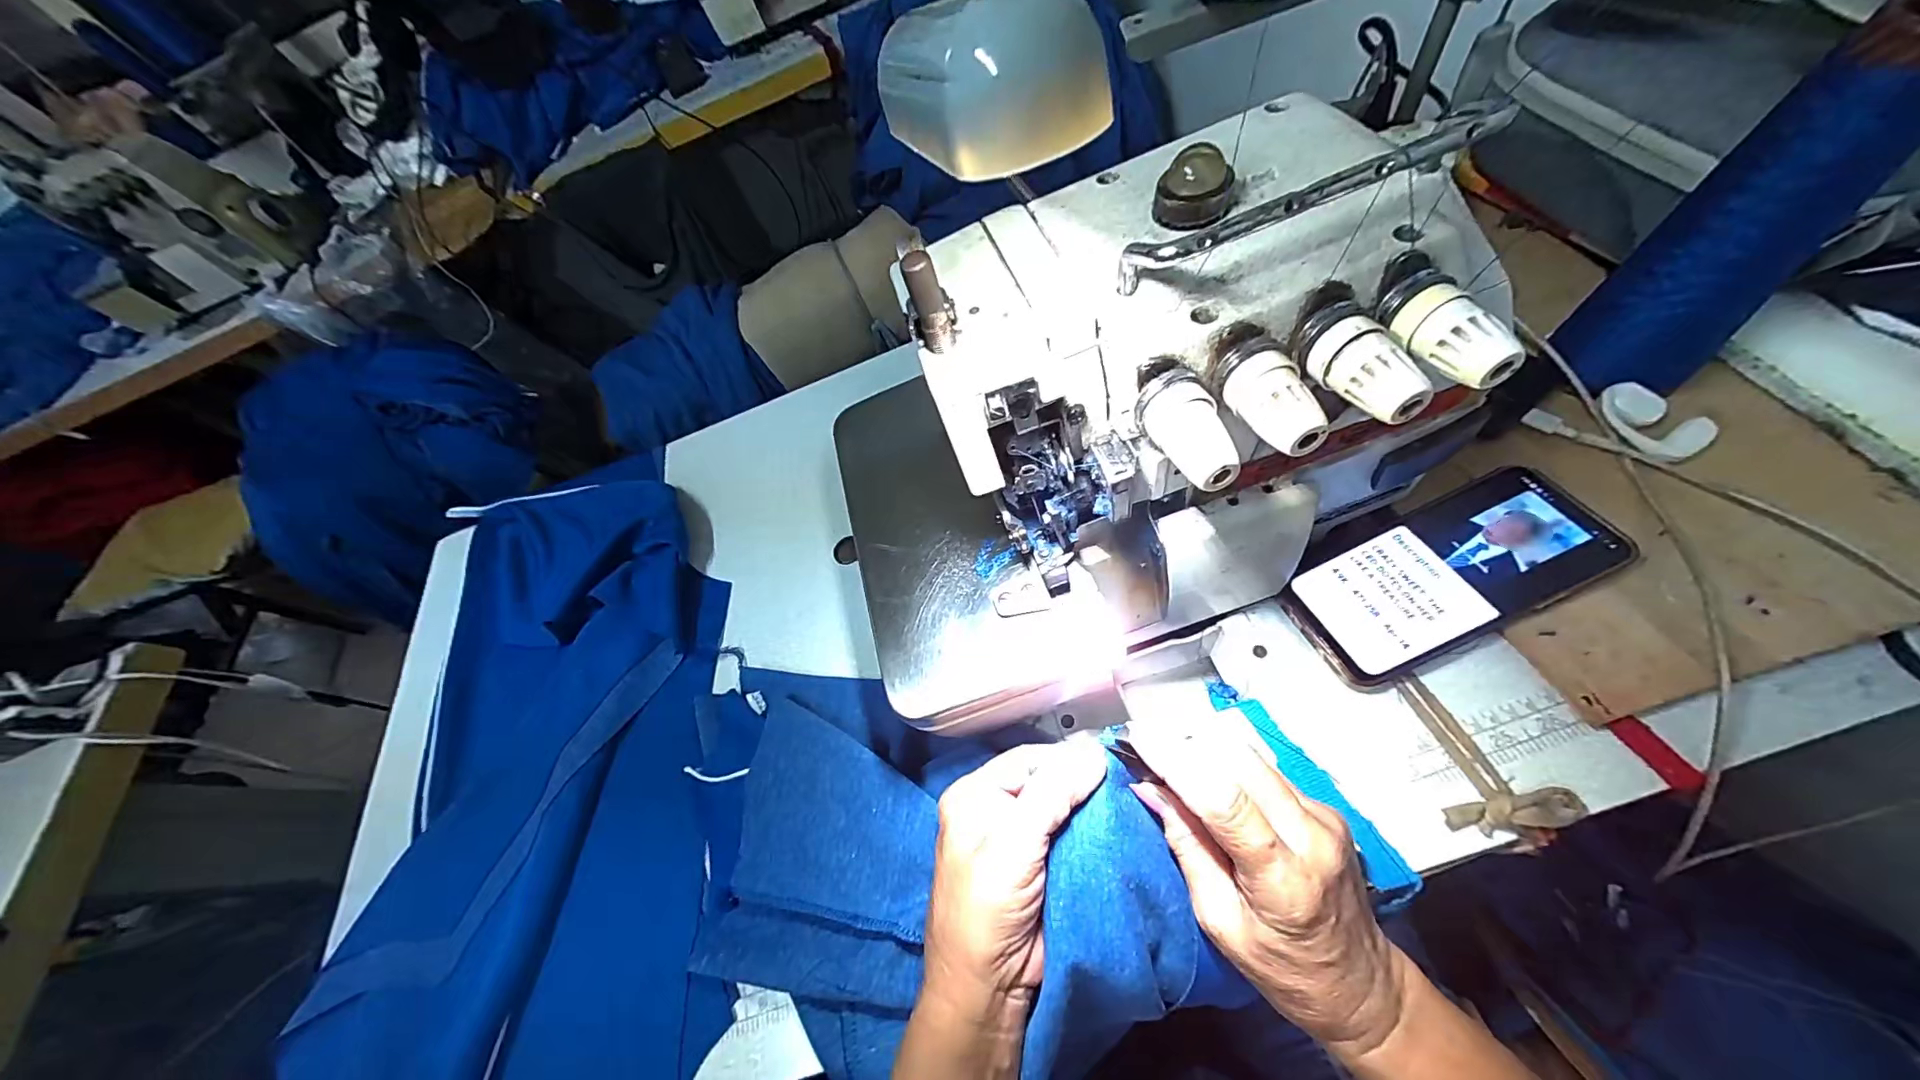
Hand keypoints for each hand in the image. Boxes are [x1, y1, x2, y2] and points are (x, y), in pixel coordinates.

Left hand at [922, 739, 1107, 1006]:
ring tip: (1125, 802)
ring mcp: (1019, 838)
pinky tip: (1117, 826)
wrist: (989, 988)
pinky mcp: (1042, 864)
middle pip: (1047, 780)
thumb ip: (1052, 795)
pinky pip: (1072, 834)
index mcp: (974, 795)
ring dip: (1091, 807)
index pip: (1026, 760)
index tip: (1107, 762)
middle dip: (1081, 782)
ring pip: (1063, 807)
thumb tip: (1094, 755)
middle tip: (1122, 782)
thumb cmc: (986, 909)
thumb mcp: (1014, 843)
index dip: (1066, 759)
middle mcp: (994, 809)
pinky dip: (1094, 831)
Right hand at [1127, 716, 1405, 1056]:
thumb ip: (1188, 849)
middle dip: (1185, 741)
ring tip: (1167, 746)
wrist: (1361, 984)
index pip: (1224, 800)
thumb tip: (1151, 790)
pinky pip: (1265, 766)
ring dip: (1204, 744)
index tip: (1137, 737)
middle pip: (1239, 759)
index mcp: (1283, 877)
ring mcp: (1324, 815)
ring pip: (1252, 753)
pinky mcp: (1325, 806)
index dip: (1177, 762)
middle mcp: (1312, 834)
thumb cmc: (1284, 968)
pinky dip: (1226, 759)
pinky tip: (1204, 767)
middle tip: (1145, 737)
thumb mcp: (1220, 921)